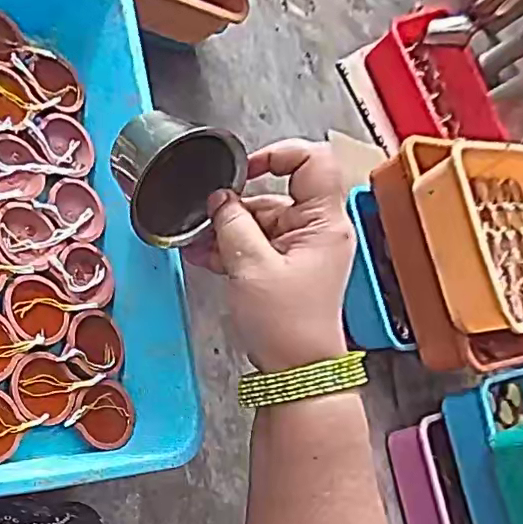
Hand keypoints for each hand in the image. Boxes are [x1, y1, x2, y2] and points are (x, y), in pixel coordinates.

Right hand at [185, 140, 353, 373]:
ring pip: (258, 223)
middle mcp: (316, 231)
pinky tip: (205, 254)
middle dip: (236, 207)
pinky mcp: (282, 268)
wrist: (294, 367)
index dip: (276, 156)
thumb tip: (220, 199)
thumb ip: (233, 226)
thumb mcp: (251, 268)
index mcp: (324, 222)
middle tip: (207, 220)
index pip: (311, 162)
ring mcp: (298, 250)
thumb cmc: (287, 324)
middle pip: (275, 197)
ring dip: (227, 231)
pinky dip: (230, 248)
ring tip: (198, 243)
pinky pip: (254, 245)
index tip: (242, 170)